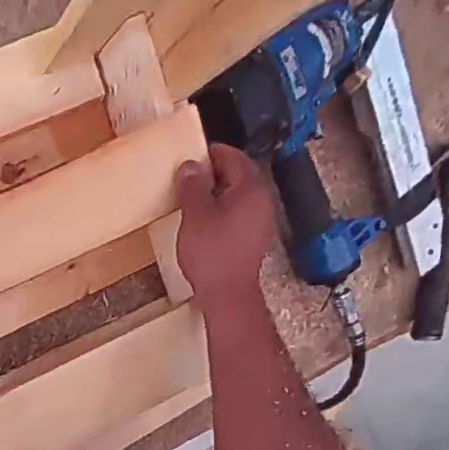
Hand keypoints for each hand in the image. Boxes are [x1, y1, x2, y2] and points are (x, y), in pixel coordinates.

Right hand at [174, 143, 278, 308]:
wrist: (227, 295)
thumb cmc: (212, 254)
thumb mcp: (195, 215)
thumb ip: (192, 186)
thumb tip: (190, 166)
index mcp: (250, 188)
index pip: (232, 157)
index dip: (209, 154)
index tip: (189, 158)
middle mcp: (261, 200)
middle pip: (237, 175)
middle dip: (212, 175)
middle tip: (186, 180)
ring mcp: (260, 221)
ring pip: (236, 196)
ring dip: (215, 195)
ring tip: (191, 203)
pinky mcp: (253, 239)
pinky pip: (237, 215)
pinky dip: (220, 212)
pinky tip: (203, 224)